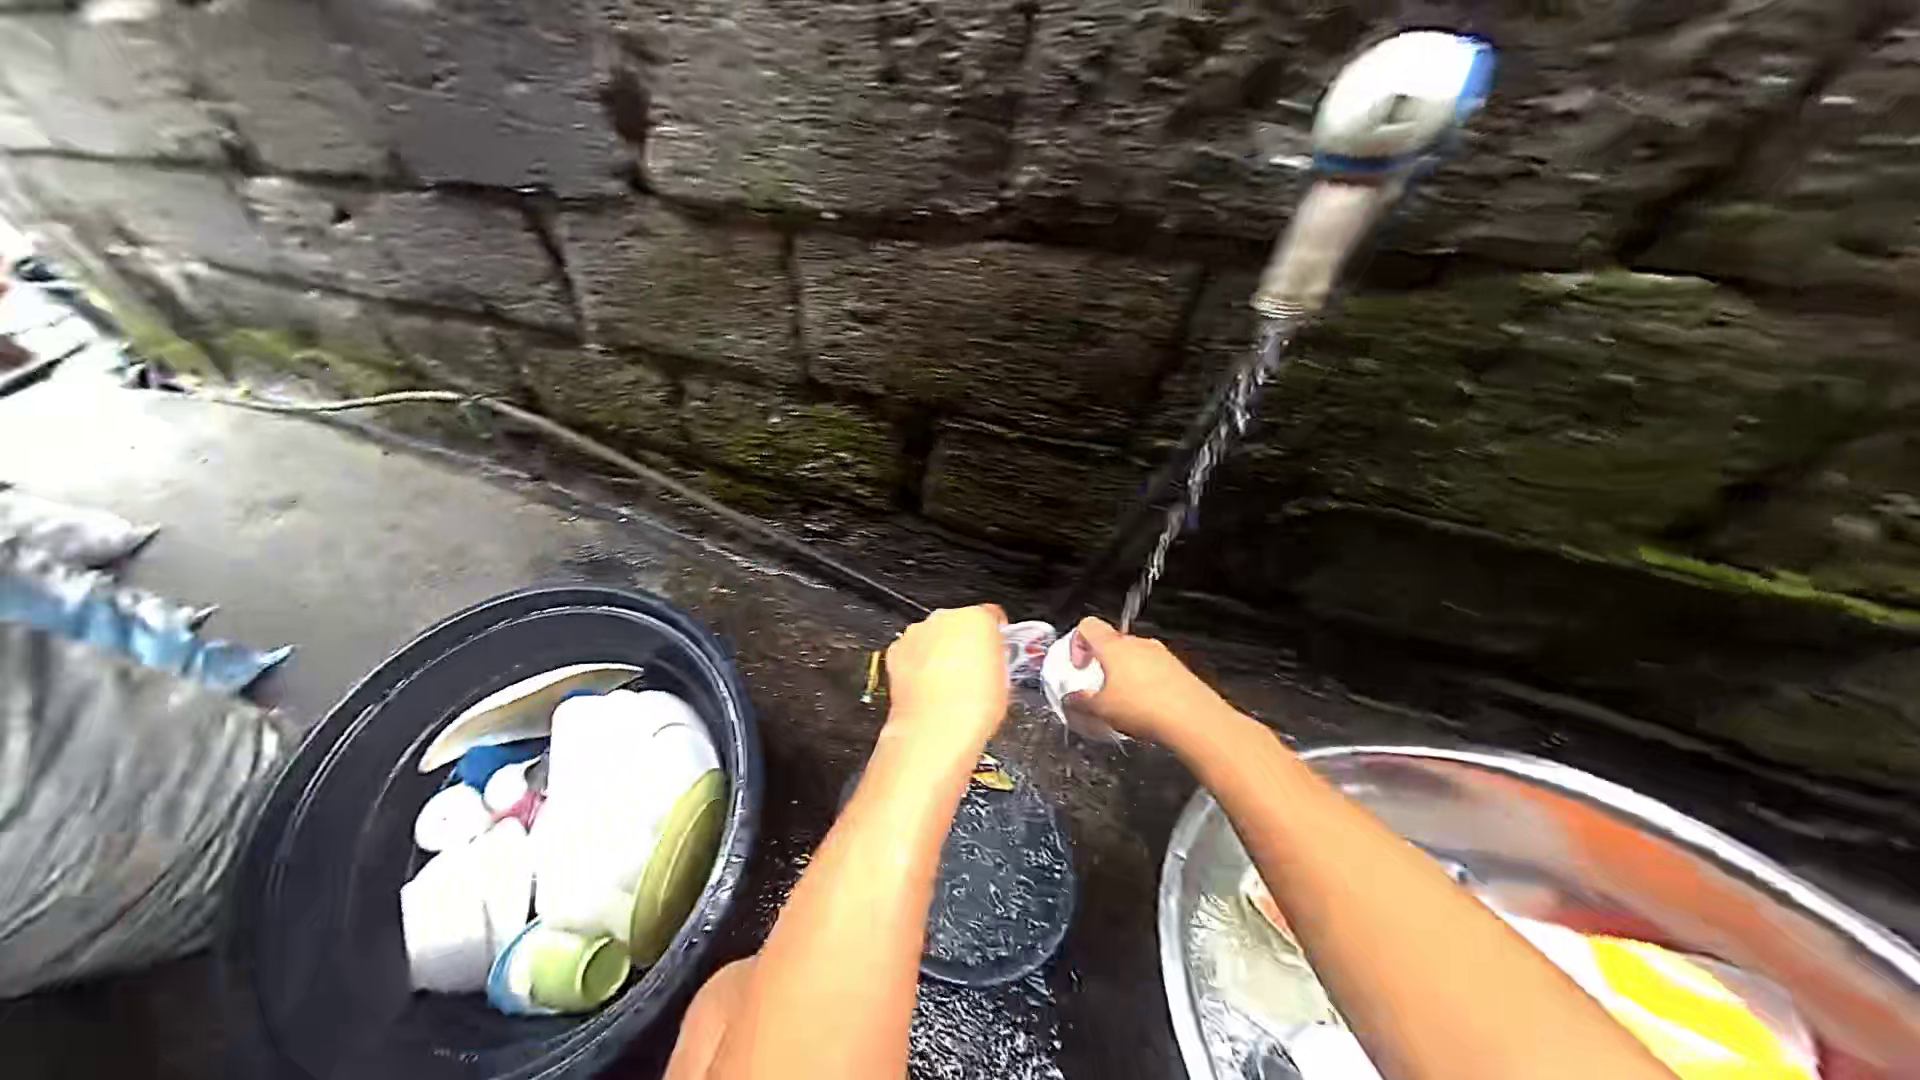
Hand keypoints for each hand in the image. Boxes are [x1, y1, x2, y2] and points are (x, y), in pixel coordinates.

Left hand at [884, 604, 1008, 757]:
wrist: (936, 731)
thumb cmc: (972, 709)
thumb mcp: (1003, 681)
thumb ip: (996, 659)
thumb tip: (992, 662)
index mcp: (978, 619)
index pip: (991, 616)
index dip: (995, 634)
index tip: (994, 648)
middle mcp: (945, 619)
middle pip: (960, 623)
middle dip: (965, 642)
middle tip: (973, 670)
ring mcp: (918, 634)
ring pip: (933, 635)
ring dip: (939, 651)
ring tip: (949, 683)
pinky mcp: (897, 651)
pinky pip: (912, 651)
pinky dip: (918, 664)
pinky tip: (928, 687)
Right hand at [1069, 617, 1233, 744]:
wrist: (1194, 719)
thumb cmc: (1146, 707)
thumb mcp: (1101, 709)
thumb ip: (1081, 702)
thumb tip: (1072, 700)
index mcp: (1113, 646)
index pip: (1089, 626)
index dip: (1078, 643)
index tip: (1080, 666)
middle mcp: (1138, 644)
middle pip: (1112, 643)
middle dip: (1103, 664)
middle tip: (1099, 688)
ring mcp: (1161, 655)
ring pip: (1135, 657)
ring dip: (1125, 675)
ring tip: (1123, 704)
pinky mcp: (1178, 671)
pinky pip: (1155, 671)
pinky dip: (1146, 684)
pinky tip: (1145, 709)